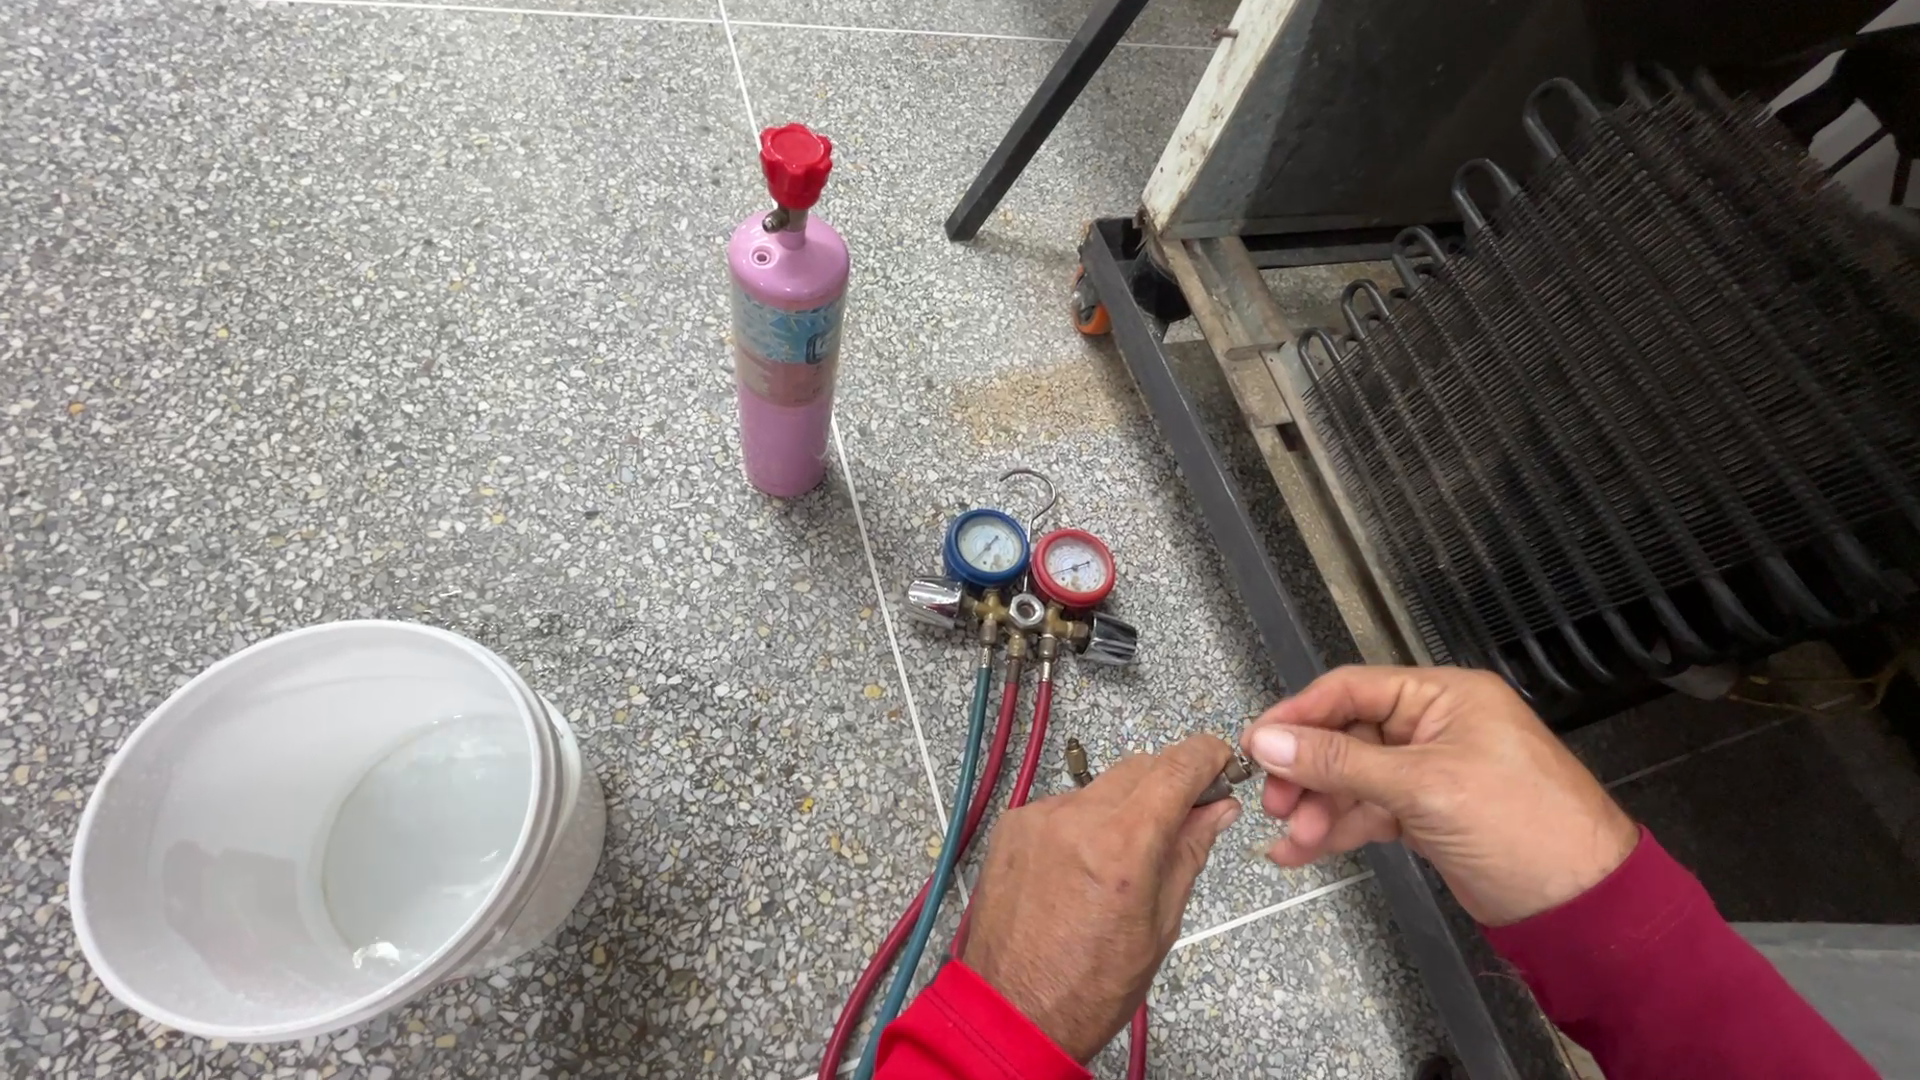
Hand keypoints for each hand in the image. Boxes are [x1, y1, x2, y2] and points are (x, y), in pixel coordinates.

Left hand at [961, 735, 1240, 1061]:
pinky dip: (1083, 819)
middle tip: (1185, 810)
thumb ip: (1189, 852)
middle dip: (1168, 781)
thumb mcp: (1160, 926)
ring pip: (1100, 785)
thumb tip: (1217, 809)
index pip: (1174, 769)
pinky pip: (1063, 803)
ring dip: (1123, 803)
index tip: (1219, 758)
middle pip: (1138, 767)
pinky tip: (1083, 860)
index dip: (1205, 756)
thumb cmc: (1088, 986)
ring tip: (1124, 855)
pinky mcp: (1013, 822)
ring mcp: (1038, 816)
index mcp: (1121, 846)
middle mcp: (1075, 818)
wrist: (1012, 1007)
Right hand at [1240, 665, 1637, 925]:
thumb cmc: (1521, 828)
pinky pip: (1365, 809)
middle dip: (1305, 770)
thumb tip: (1265, 740)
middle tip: (1272, 799)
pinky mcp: (1424, 812)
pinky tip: (1302, 848)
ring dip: (1316, 805)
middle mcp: (1431, 726)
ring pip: (1350, 778)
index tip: (1256, 742)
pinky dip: (1335, 828)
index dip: (1298, 714)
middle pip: (1344, 737)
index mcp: (1443, 697)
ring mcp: (1426, 771)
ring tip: (1289, 834)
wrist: (1591, 917)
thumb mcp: (1422, 786)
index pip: (1350, 690)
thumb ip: (1337, 762)